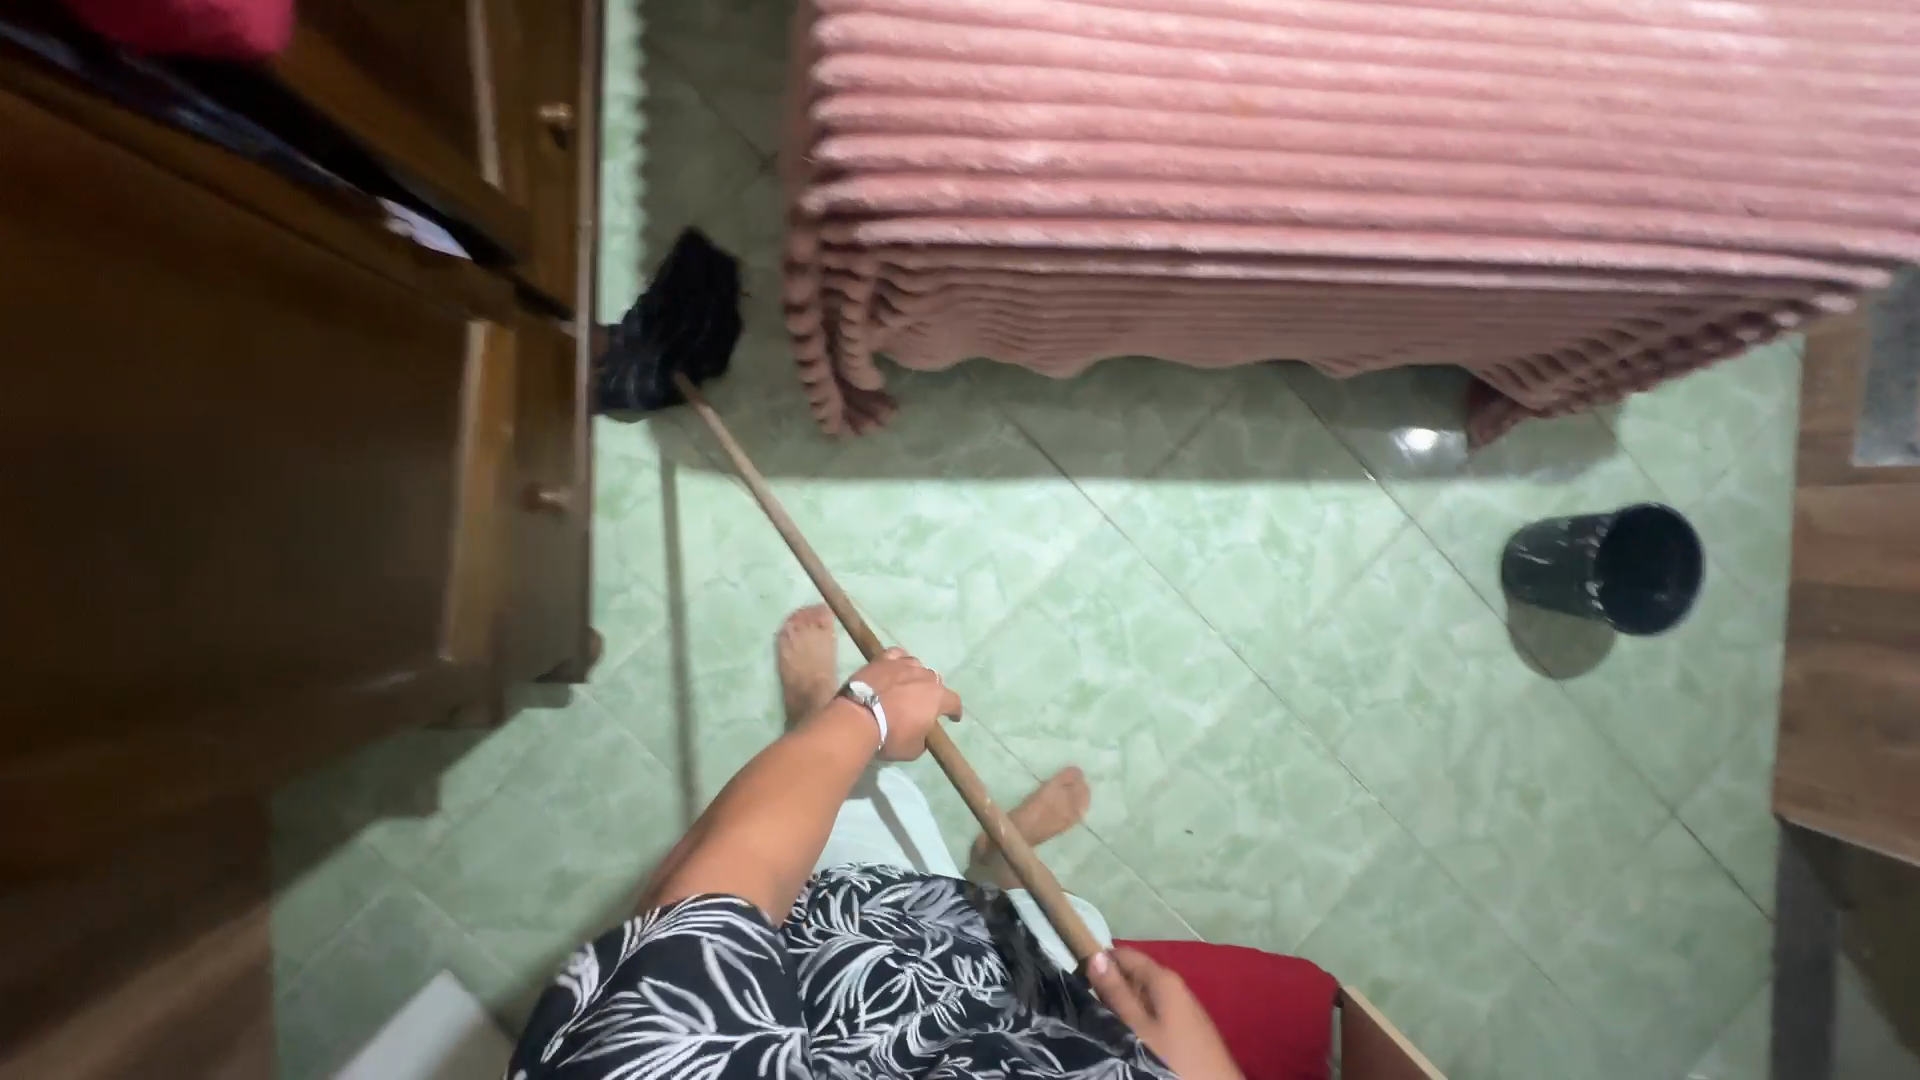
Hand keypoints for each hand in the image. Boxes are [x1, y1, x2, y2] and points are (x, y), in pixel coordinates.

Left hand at [845, 647, 960, 761]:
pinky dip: (899, 661)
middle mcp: (924, 677)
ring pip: (917, 665)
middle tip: (923, 703)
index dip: (955, 710)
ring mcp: (903, 665)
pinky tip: (895, 667)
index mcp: (937, 698)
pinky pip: (897, 655)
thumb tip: (921, 731)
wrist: (859, 718)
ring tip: (908, 684)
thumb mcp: (913, 749)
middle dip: (932, 692)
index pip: (954, 702)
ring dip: (916, 675)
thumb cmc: (890, 736)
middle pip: (935, 681)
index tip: (953, 717)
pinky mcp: (883, 660)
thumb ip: (923, 737)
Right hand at [1087, 949, 1242, 1079]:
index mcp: (1164, 979)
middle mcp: (1176, 987)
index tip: (1078, 979)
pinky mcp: (1190, 1031)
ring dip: (1126, 1008)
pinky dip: (1142, 1022)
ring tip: (1106, 1026)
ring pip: (1145, 998)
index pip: (1124, 954)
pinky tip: (1132, 1041)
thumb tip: (1095, 955)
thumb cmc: (1174, 1061)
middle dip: (1113, 988)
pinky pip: (1157, 1015)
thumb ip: (1116, 993)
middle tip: (1090, 1009)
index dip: (1100, 962)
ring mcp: (1185, 1010)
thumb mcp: (1138, 1029)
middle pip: (1135, 976)